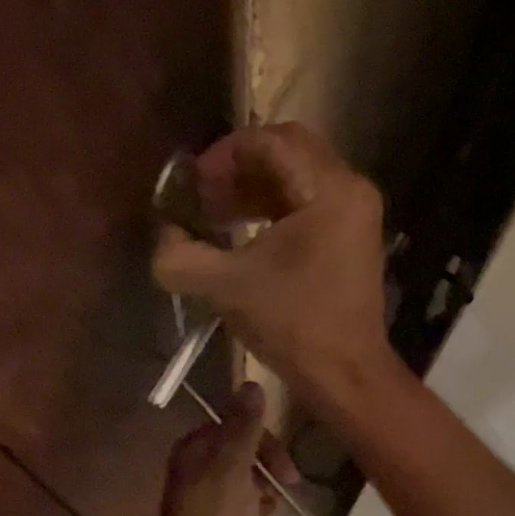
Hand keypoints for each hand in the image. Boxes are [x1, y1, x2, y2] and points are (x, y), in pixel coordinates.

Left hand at [142, 383, 297, 515]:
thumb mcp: (233, 468)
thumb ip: (244, 426)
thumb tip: (250, 383)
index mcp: (193, 449)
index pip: (236, 427)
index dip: (265, 442)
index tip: (287, 469)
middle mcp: (193, 468)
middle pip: (242, 454)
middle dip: (267, 472)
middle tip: (288, 490)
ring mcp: (200, 498)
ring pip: (245, 483)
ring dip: (264, 497)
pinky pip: (240, 509)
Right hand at [152, 123, 392, 402]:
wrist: (346, 374)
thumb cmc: (293, 324)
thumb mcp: (227, 287)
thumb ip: (181, 256)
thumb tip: (162, 236)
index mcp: (329, 190)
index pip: (271, 141)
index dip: (223, 155)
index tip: (192, 184)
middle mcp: (349, 189)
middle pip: (286, 151)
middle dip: (236, 168)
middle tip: (200, 194)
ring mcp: (352, 213)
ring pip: (294, 176)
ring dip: (250, 188)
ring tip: (211, 214)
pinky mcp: (347, 236)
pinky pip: (303, 201)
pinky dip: (268, 207)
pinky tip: (237, 232)